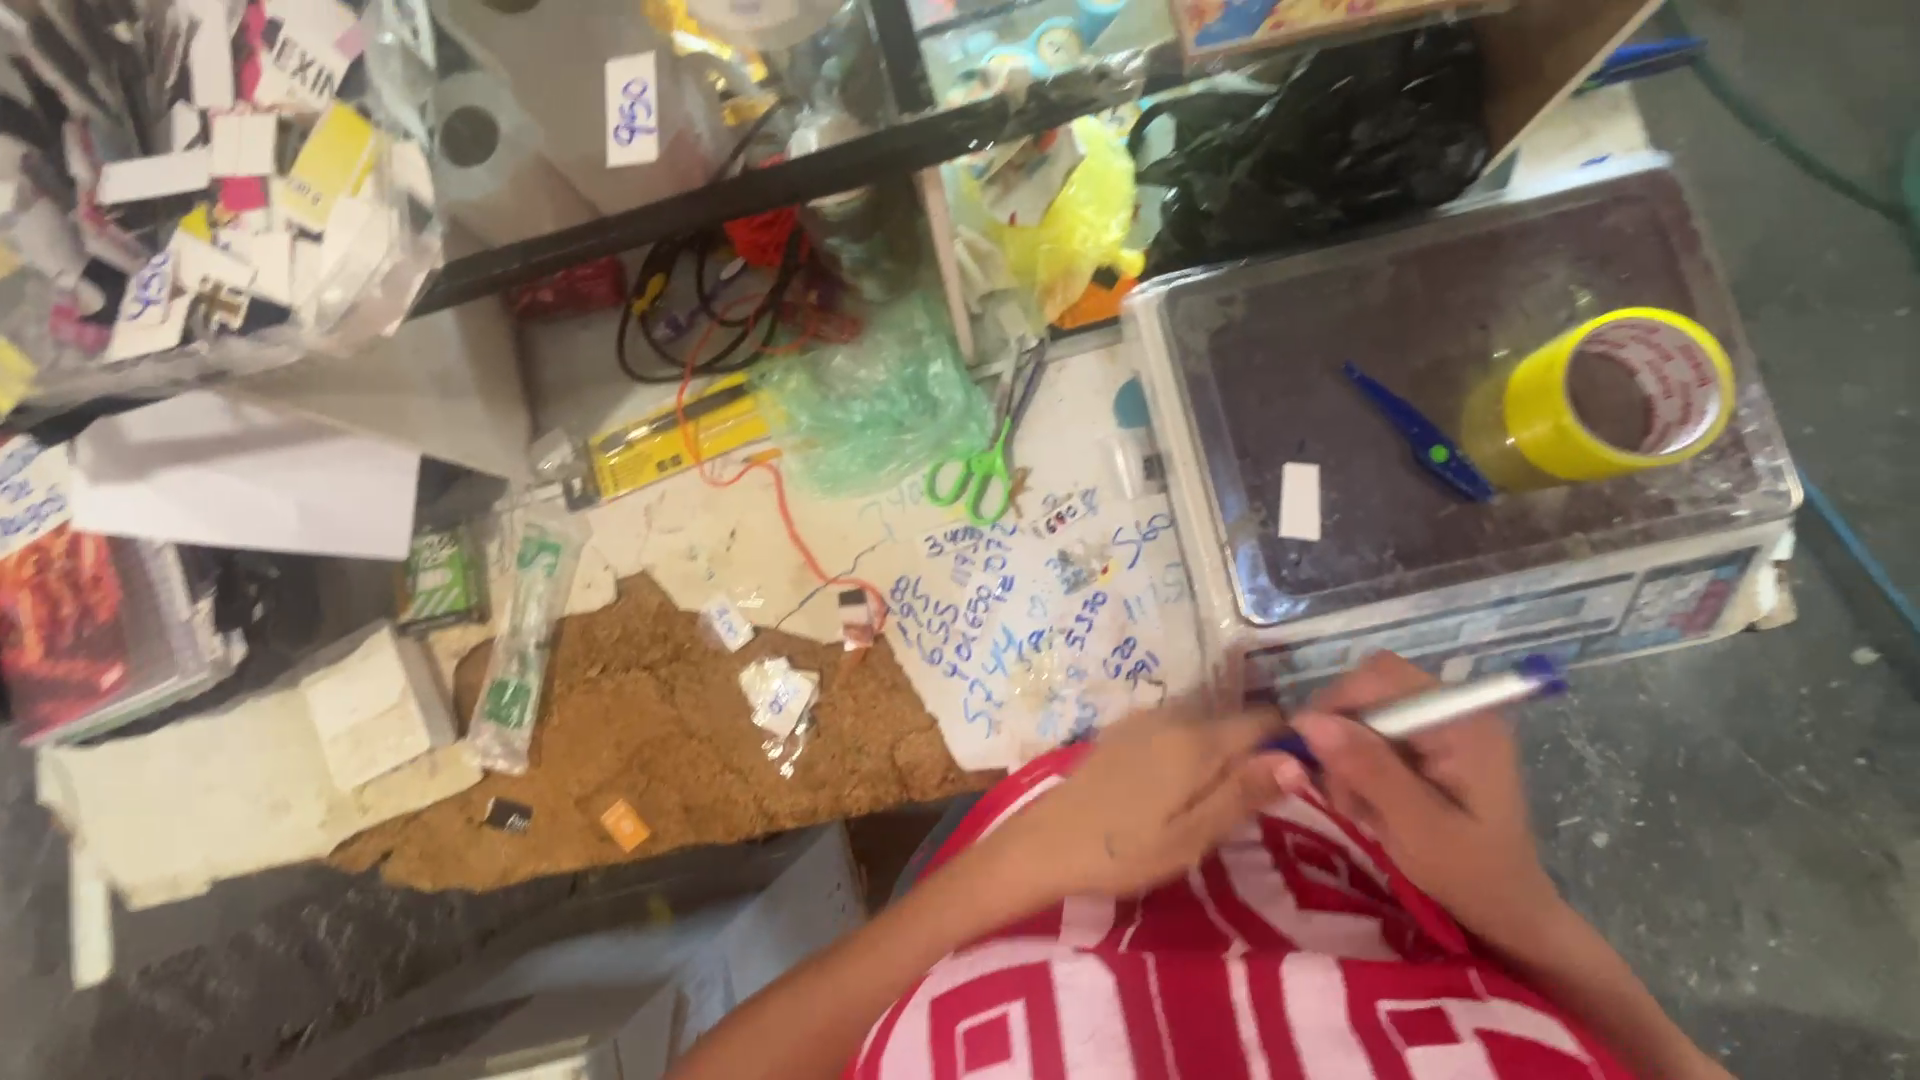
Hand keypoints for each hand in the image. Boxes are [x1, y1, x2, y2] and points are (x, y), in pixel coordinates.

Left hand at [977, 698, 1288, 905]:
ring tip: (1211, 803)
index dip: (1287, 746)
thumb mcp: (1193, 836)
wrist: (1046, 842)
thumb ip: (1244, 793)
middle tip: (1249, 806)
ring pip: (1203, 725)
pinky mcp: (1120, 731)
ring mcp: (1142, 720)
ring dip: (1219, 754)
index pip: (1264, 720)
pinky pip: (1173, 730)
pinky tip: (1173, 790)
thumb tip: (1298, 758)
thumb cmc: (1125, 850)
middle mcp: (1172, 716)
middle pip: (1233, 722)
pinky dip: (1188, 752)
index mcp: (1197, 740)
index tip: (1294, 784)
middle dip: (1252, 753)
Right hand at [1283, 651, 1566, 954]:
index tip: (1309, 748)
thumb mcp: (1416, 828)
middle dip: (1340, 730)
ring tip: (1354, 803)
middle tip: (1335, 785)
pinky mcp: (1430, 743)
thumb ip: (1367, 770)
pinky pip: (1373, 732)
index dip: (1336, 701)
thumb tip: (1310, 722)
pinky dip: (1356, 762)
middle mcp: (1454, 711)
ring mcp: (1442, 726)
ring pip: (1364, 710)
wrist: (1508, 912)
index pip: (1382, 676)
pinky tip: (1366, 800)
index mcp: (1463, 723)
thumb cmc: (1472, 875)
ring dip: (1345, 752)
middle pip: (1369, 688)